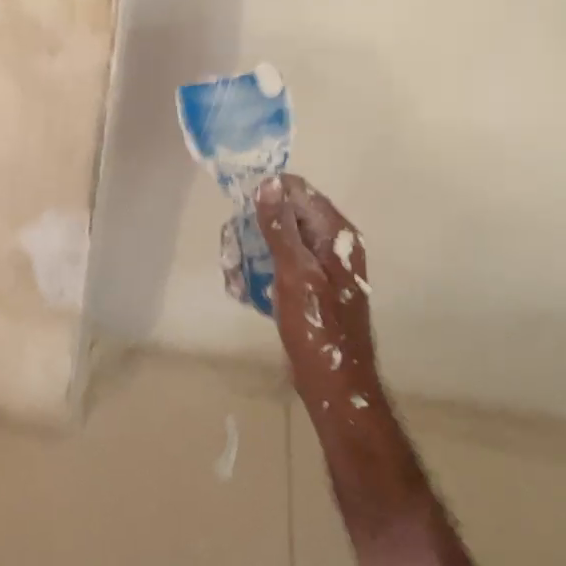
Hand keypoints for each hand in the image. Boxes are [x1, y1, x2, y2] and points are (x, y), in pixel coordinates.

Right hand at [255, 174, 381, 417]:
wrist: (334, 383)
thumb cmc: (318, 329)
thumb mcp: (295, 273)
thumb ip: (280, 226)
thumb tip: (268, 182)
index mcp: (335, 233)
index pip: (296, 189)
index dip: (265, 195)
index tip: (239, 214)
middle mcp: (328, 242)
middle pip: (282, 212)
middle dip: (251, 228)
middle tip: (231, 252)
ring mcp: (317, 264)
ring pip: (273, 238)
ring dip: (248, 252)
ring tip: (233, 276)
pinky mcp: (306, 284)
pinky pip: (275, 262)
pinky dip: (257, 271)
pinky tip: (243, 290)